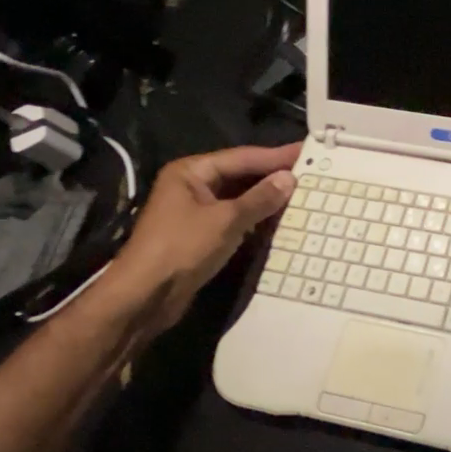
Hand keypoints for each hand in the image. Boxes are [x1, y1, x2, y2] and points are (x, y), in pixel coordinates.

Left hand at [98, 142, 302, 328]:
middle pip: (240, 175)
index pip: (242, 157)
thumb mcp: (226, 220)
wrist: (141, 301)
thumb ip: (260, 198)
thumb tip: (290, 178)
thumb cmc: (181, 249)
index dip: (275, 156)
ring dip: (265, 199)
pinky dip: (254, 218)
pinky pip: (233, 218)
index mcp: (191, 172)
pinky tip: (278, 219)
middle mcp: (191, 186)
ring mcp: (193, 212)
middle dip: (271, 176)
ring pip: (238, 198)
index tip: (306, 151)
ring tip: (300, 193)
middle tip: (309, 171)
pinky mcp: (198, 236)